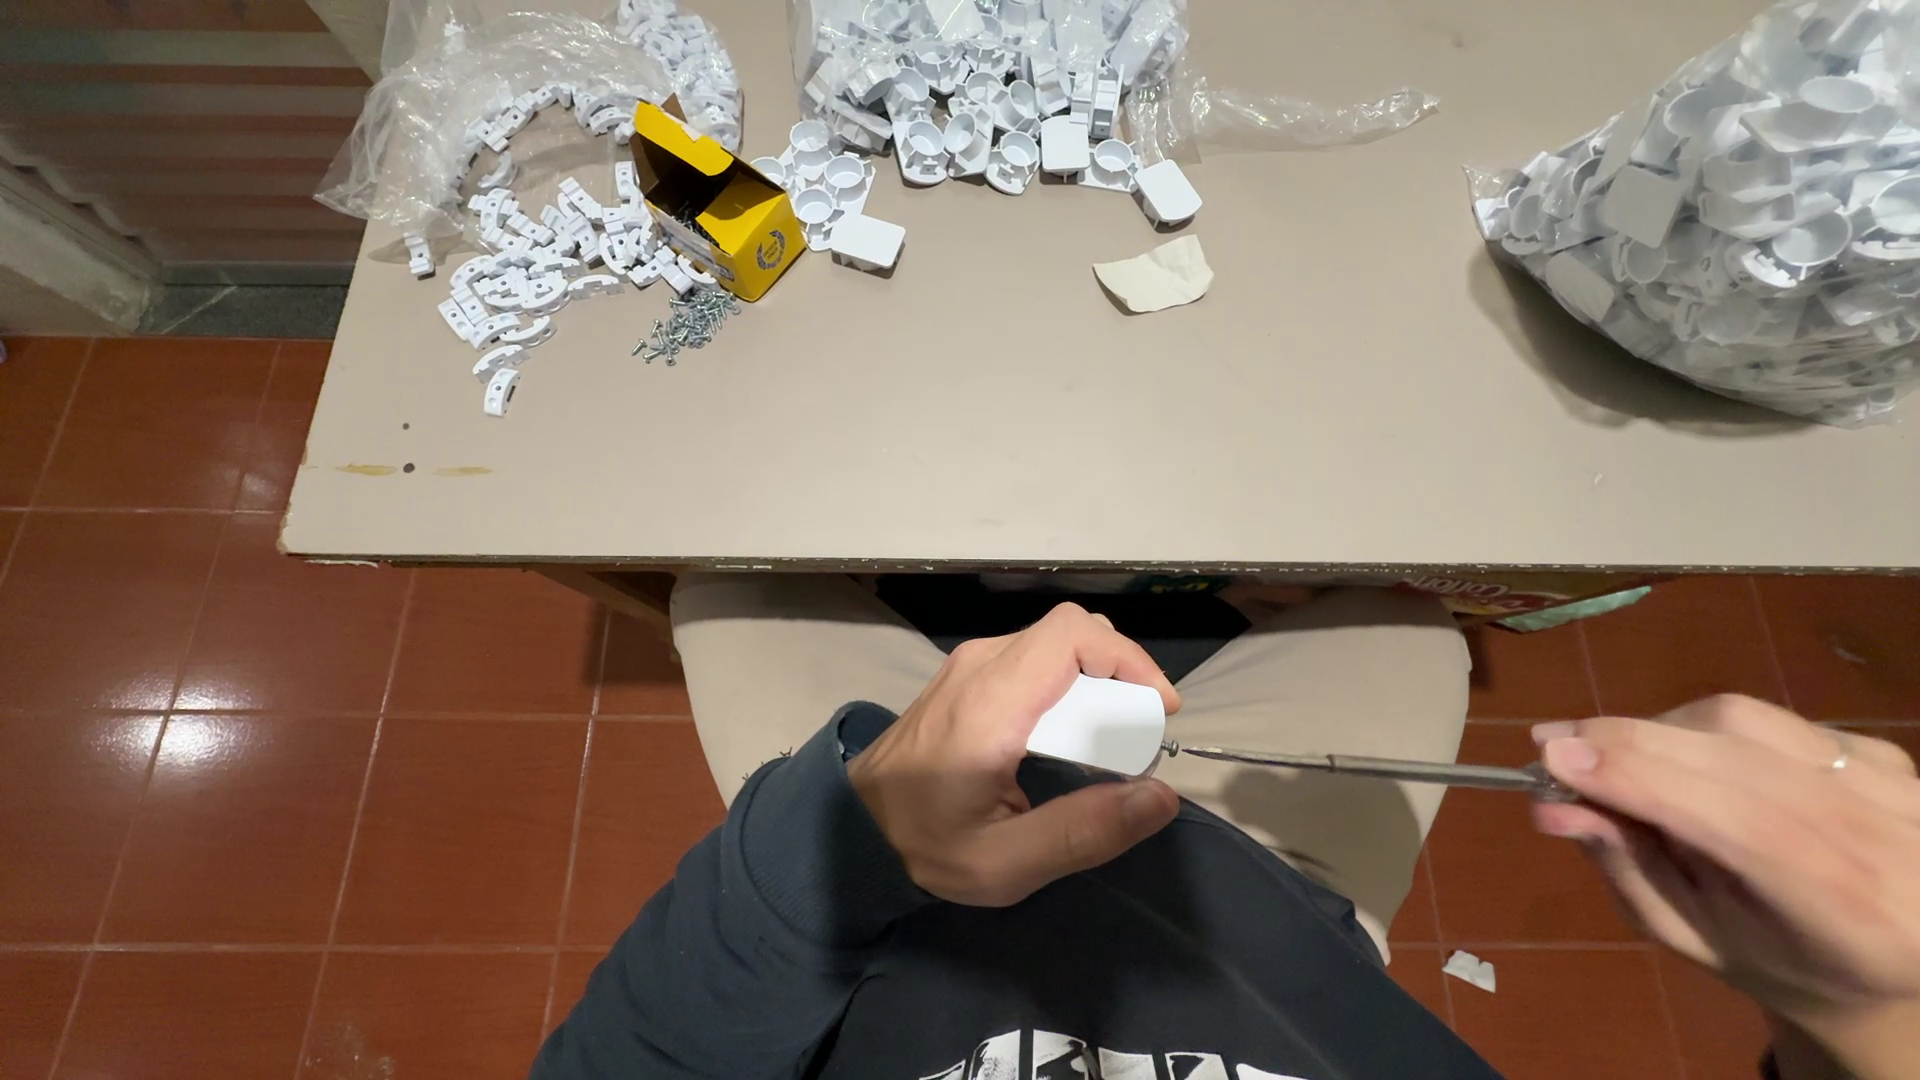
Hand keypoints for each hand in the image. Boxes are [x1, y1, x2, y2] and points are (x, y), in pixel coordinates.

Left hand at [847, 603, 1182, 906]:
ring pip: (1054, 643)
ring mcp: (970, 664)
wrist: (854, 822)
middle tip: (1136, 739)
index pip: (1071, 635)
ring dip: (1096, 681)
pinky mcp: (968, 675)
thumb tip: (1160, 797)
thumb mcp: (1003, 863)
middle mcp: (981, 665)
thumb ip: (1082, 832)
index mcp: (990, 702)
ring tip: (1110, 741)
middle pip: (1070, 634)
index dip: (1128, 658)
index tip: (1159, 708)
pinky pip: (1034, 658)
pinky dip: (1069, 684)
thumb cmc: (923, 843)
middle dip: (1119, 676)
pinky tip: (1072, 734)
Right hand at [1531, 696, 1919, 1078]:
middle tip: (1550, 744)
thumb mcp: (1686, 932)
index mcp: (1859, 916)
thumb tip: (1549, 806)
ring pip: (1738, 721)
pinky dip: (1690, 728)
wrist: (1892, 954)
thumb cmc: (1772, 958)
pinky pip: (1755, 716)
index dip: (1641, 780)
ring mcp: (1896, 787)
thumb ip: (1623, 866)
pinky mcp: (1879, 751)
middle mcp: (1897, 844)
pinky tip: (1681, 761)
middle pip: (1735, 758)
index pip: (1746, 825)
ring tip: (1622, 765)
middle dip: (1626, 744)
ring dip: (1653, 733)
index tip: (1551, 755)